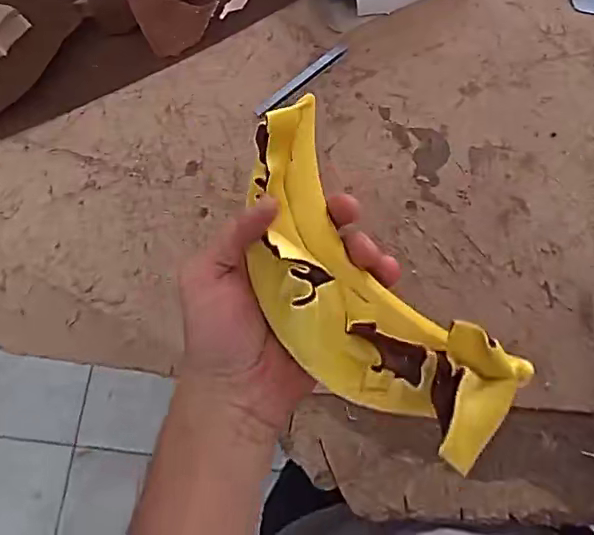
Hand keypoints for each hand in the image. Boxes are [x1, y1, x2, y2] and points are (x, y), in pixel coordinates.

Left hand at [175, 194, 399, 436]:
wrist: (237, 397)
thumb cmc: (215, 335)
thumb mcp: (206, 276)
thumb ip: (233, 236)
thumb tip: (271, 201)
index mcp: (268, 249)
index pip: (294, 213)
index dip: (312, 200)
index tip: (321, 196)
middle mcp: (298, 264)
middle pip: (329, 229)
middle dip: (345, 216)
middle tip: (351, 216)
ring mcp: (324, 290)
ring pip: (353, 256)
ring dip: (366, 246)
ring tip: (369, 256)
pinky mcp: (343, 316)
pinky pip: (368, 290)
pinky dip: (383, 278)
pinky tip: (387, 276)